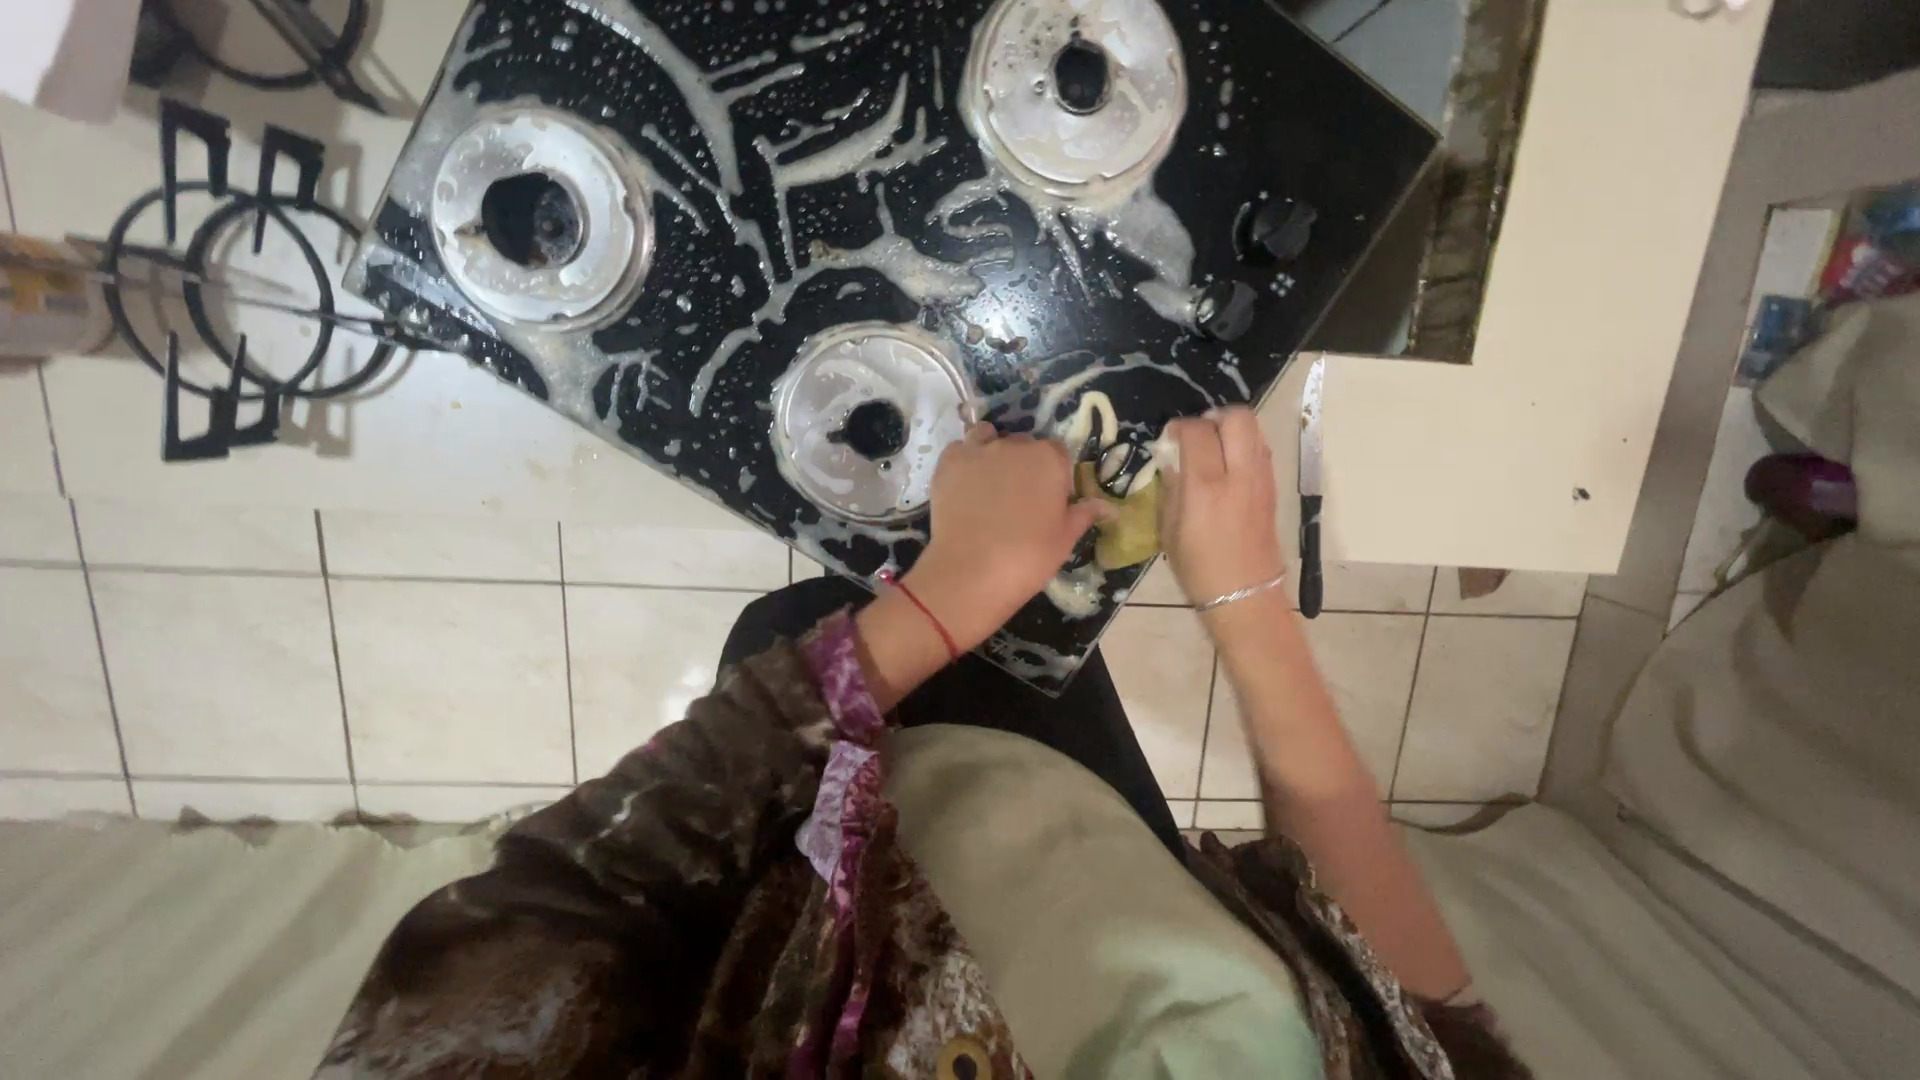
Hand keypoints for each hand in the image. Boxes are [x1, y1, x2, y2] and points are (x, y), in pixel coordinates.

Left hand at [905, 423, 1106, 649]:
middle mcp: (1014, 445)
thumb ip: (1084, 514)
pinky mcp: (948, 462)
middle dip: (1023, 464)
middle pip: (1023, 444)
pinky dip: (964, 461)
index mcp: (1049, 459)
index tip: (1049, 498)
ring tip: (989, 485)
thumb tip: (1107, 507)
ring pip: (988, 438)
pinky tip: (964, 485)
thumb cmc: (1028, 557)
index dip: (1054, 474)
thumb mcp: (1065, 539)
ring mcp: (978, 451)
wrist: (971, 572)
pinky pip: (959, 449)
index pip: (1058, 453)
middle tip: (1018, 498)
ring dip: (992, 453)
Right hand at [1159, 408, 1287, 606]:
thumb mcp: (1169, 528)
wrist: (1244, 594)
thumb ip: (1171, 486)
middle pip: (1237, 417)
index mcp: (1206, 487)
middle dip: (1213, 417)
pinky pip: (1261, 450)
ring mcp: (1261, 480)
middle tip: (1197, 434)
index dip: (1179, 427)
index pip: (1197, 431)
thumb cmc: (1198, 568)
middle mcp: (1239, 475)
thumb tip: (1171, 458)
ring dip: (1231, 429)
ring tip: (1213, 447)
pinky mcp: (1272, 488)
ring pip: (1254, 429)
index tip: (1169, 438)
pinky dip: (1244, 446)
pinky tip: (1227, 466)